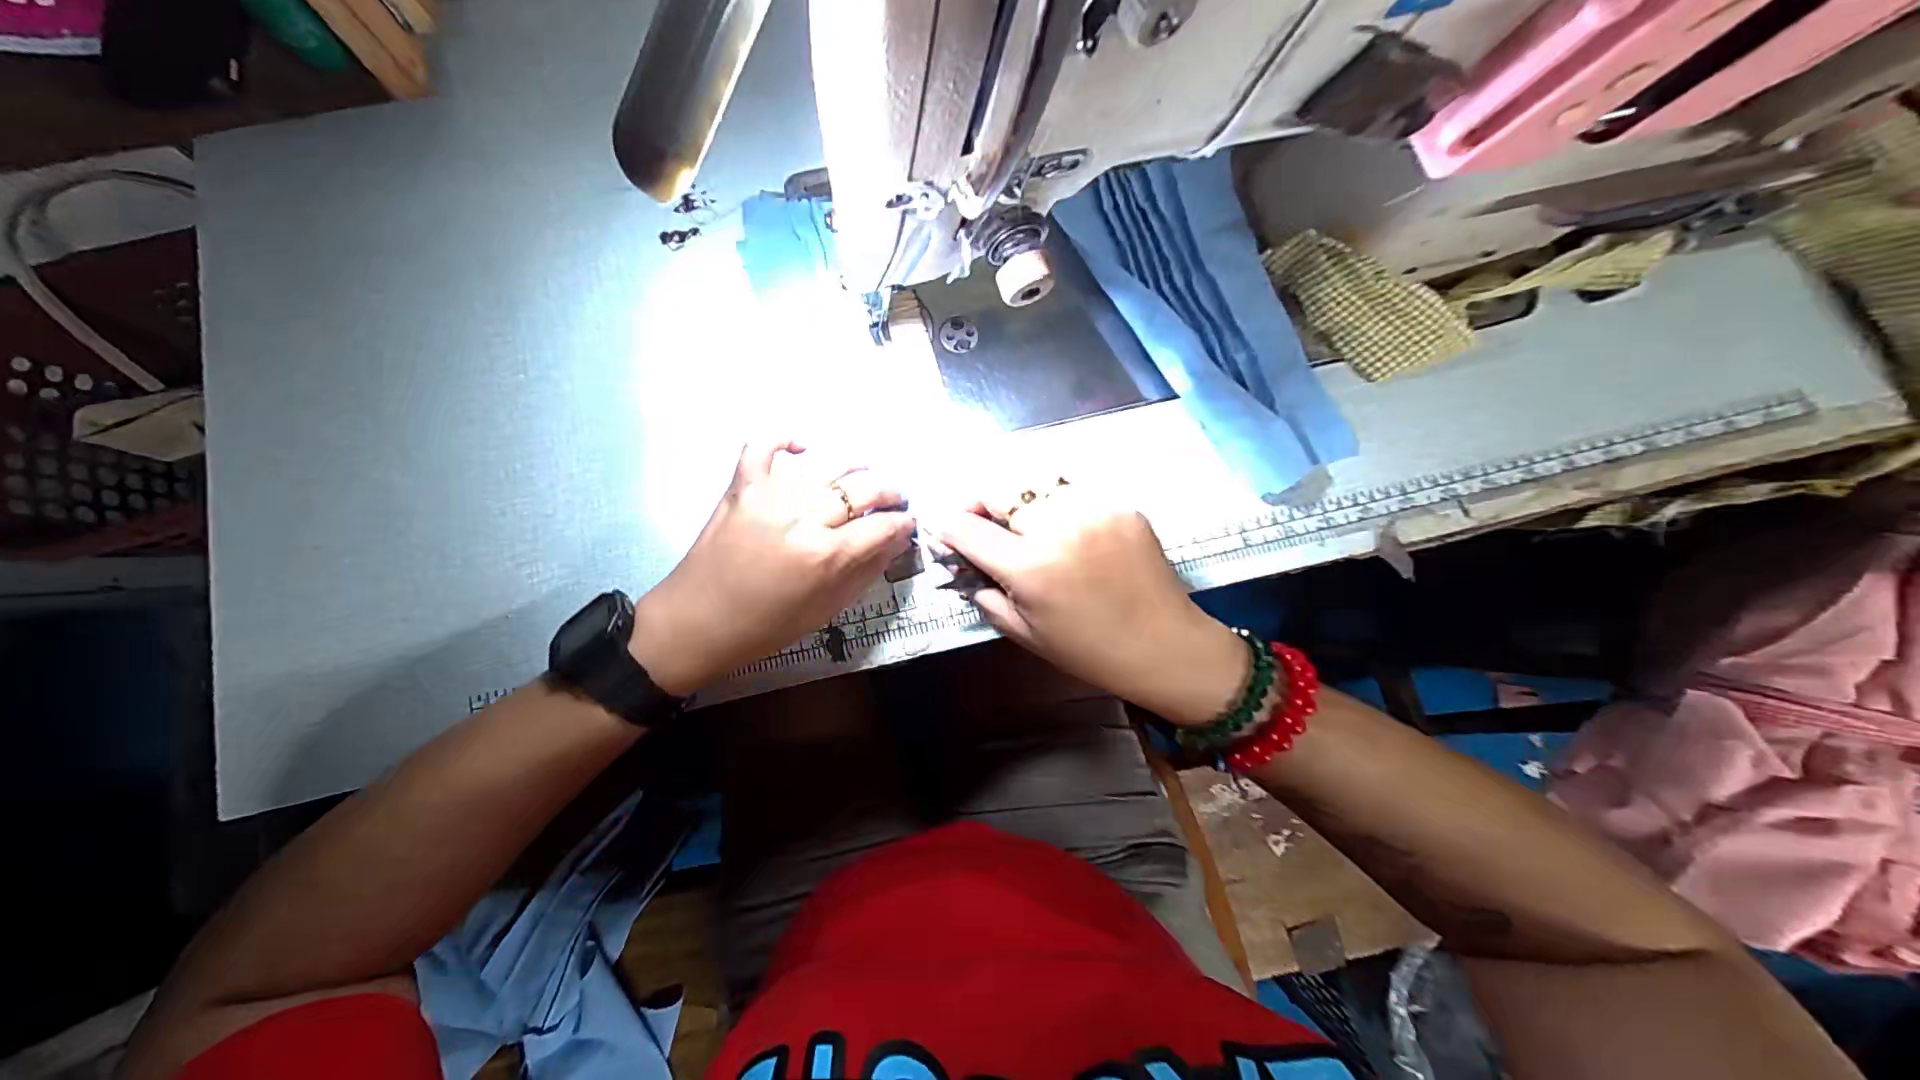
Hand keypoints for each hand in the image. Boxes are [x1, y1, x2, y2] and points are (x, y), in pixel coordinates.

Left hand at [629, 440, 914, 694]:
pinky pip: (761, 448)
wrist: (696, 625)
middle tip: (895, 500)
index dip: (902, 524)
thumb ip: (864, 571)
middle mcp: (802, 520)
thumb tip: (895, 542)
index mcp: (825, 556)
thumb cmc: (766, 627)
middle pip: (861, 490)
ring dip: (853, 468)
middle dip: (888, 493)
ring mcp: (768, 499)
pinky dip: (781, 439)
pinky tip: (802, 445)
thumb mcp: (825, 609)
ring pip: (824, 468)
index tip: (908, 523)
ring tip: (863, 475)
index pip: (880, 527)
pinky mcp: (740, 489)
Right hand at [932, 486, 1248, 726]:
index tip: (942, 529)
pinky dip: (1056, 503)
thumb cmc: (1088, 650)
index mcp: (1029, 567)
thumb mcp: (1023, 632)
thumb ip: (984, 591)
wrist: (1165, 646)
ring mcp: (1092, 511)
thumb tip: (960, 562)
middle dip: (979, 500)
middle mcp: (1057, 528)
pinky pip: (1073, 491)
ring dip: (1018, 497)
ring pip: (1035, 479)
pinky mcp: (1120, 506)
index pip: (966, 527)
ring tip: (1020, 519)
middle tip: (980, 519)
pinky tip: (1062, 526)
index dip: (945, 525)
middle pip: (998, 487)